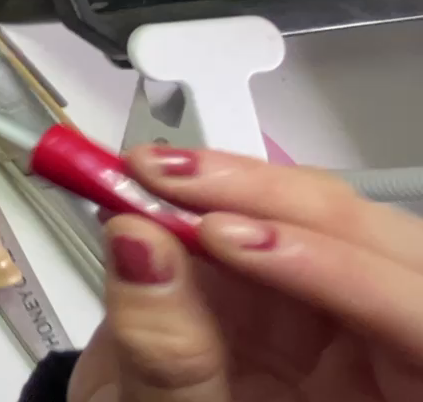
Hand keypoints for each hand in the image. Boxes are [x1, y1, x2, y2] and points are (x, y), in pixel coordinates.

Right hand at [70, 146, 422, 401]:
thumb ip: (167, 352)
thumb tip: (137, 243)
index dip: (342, 270)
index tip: (225, 235)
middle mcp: (396, 361)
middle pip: (395, 257)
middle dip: (279, 201)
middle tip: (172, 180)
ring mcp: (340, 319)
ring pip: (334, 222)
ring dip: (235, 185)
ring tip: (146, 173)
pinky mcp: (277, 282)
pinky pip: (262, 218)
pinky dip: (200, 191)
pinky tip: (143, 184)